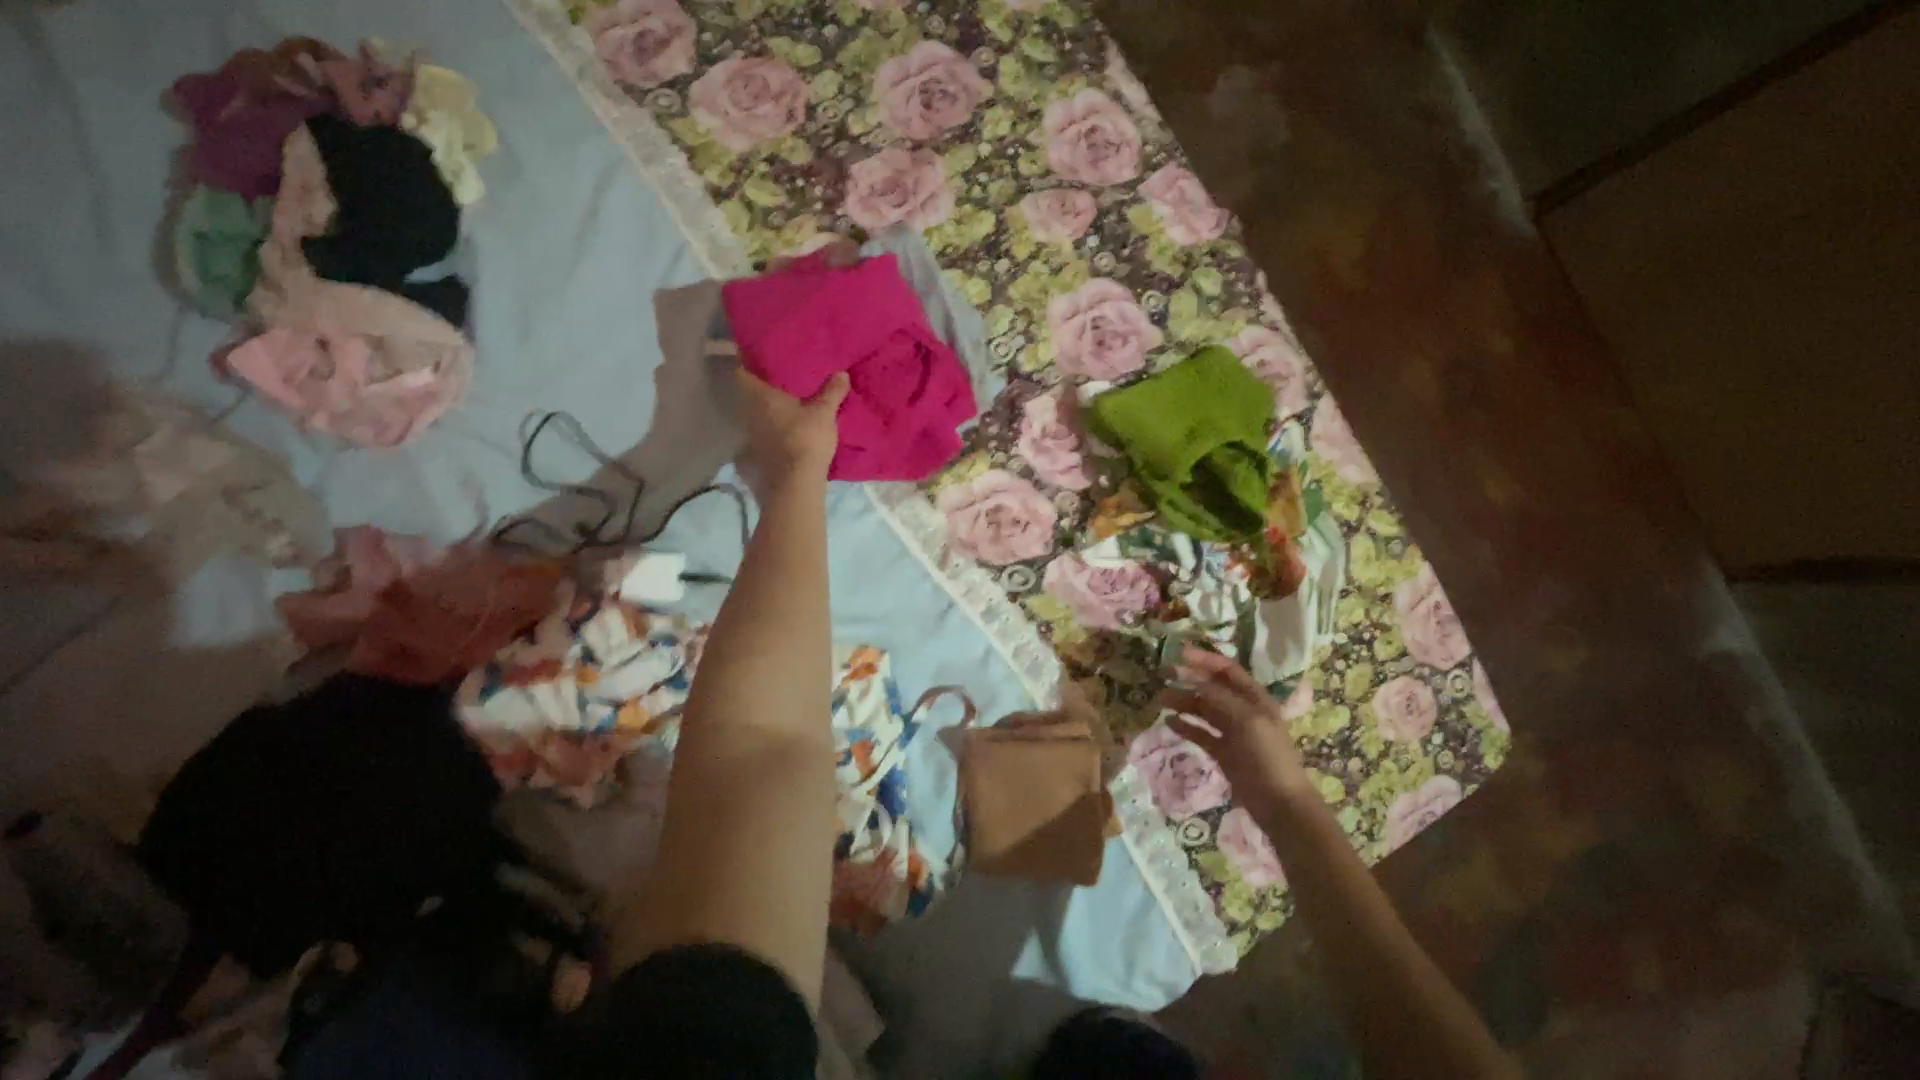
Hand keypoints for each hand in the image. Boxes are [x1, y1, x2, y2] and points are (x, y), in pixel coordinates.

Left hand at [736, 368, 847, 491]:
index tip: (760, 361)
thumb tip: (841, 373)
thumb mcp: (824, 413)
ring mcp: (751, 439)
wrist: (795, 486)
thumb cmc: (805, 439)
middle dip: (763, 390)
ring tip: (788, 408)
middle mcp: (750, 415)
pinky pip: (763, 438)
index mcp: (760, 397)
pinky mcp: (757, 459)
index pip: (741, 374)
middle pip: (750, 396)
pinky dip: (773, 434)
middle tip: (782, 383)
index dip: (748, 365)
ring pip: (757, 418)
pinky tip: (787, 436)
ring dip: (769, 414)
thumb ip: (831, 392)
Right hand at [1159, 644, 1312, 819]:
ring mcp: (1233, 732)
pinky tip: (1170, 723)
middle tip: (1164, 674)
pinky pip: (1201, 734)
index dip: (1205, 660)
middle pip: (1213, 689)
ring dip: (1184, 702)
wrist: (1279, 802)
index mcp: (1255, 699)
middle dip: (1190, 679)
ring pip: (1204, 710)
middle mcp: (1243, 711)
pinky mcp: (1223, 752)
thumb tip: (1195, 681)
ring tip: (1161, 700)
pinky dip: (1186, 727)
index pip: (1227, 670)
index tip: (1179, 654)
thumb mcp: (1247, 721)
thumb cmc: (1267, 756)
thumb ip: (1221, 698)